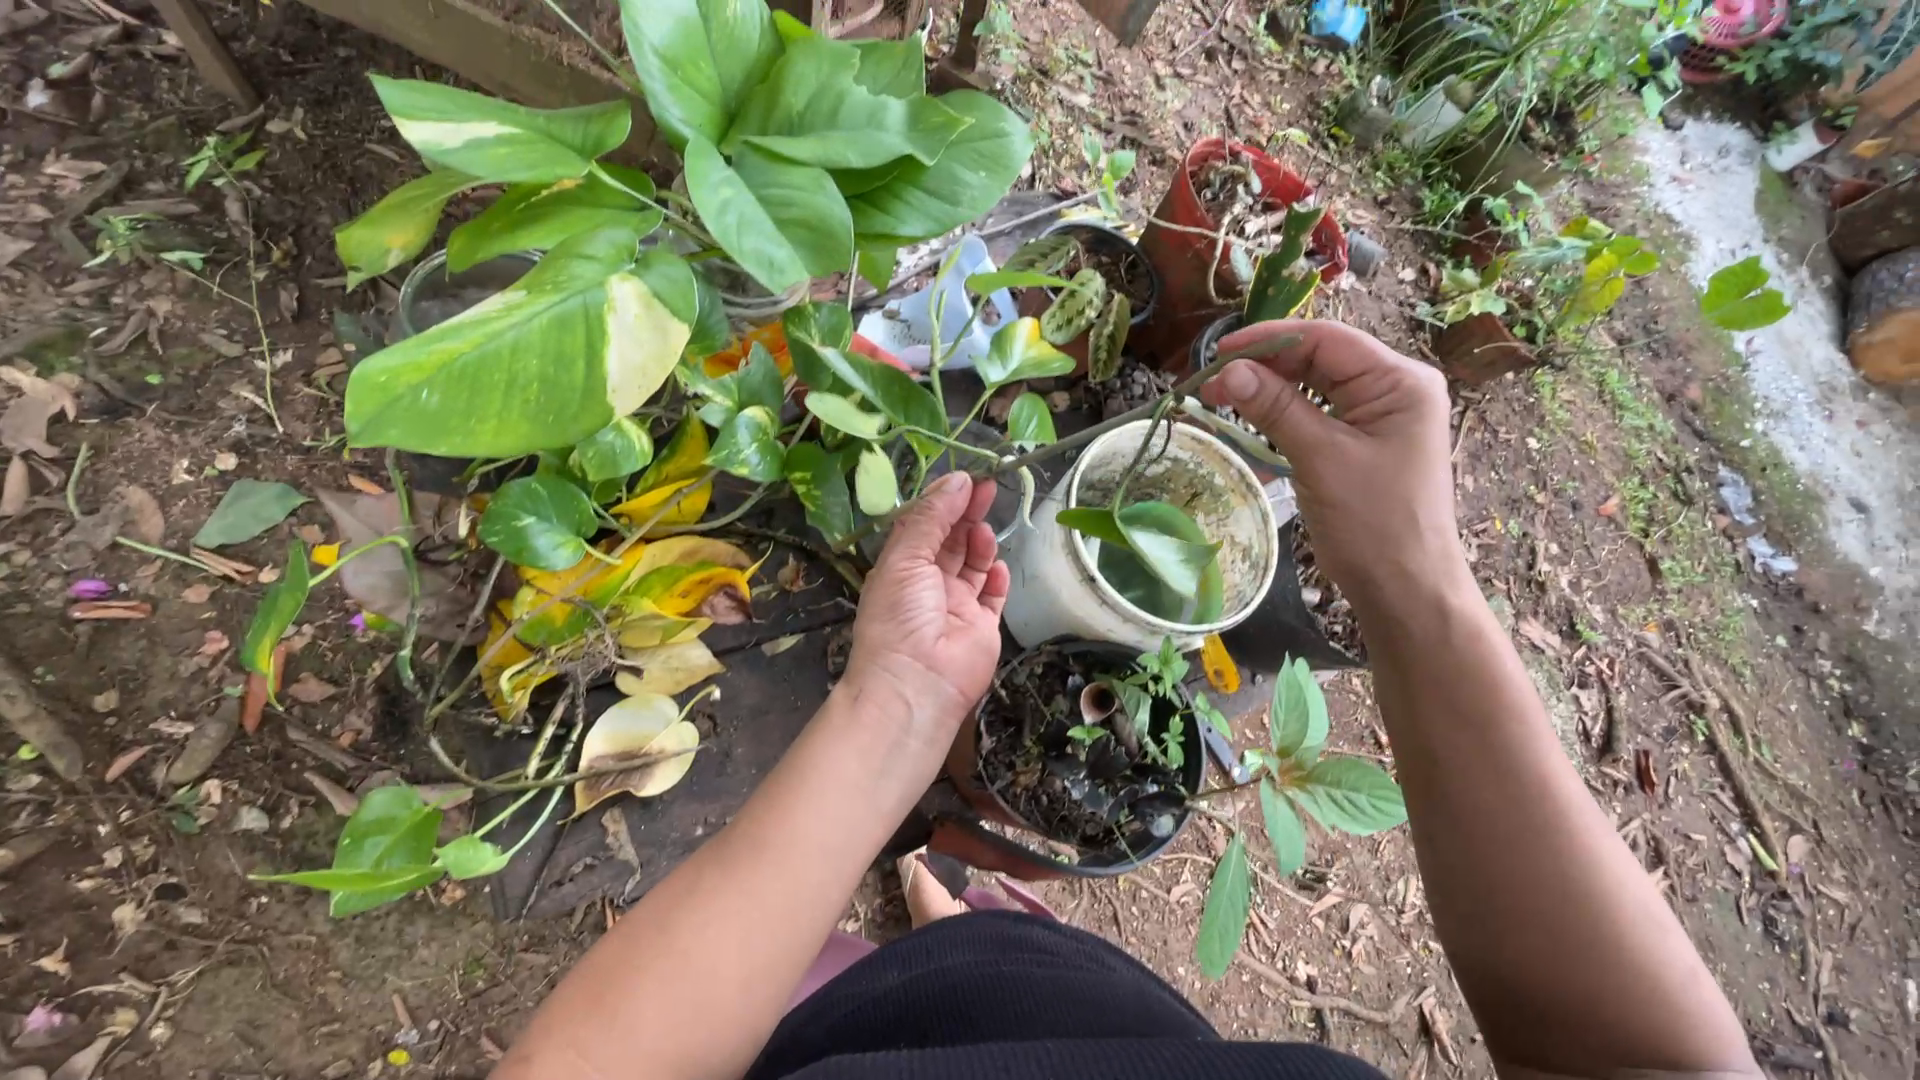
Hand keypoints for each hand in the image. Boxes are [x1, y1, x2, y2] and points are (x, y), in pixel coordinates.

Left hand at [842, 472, 1008, 739]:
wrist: (916, 684)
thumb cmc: (900, 616)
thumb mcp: (905, 557)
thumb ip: (931, 518)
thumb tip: (957, 481)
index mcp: (901, 568)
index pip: (924, 526)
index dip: (945, 502)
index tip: (968, 478)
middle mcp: (927, 585)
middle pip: (951, 541)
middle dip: (968, 514)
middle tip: (989, 488)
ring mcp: (956, 607)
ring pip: (973, 565)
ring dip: (980, 543)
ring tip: (985, 530)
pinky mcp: (982, 628)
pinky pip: (992, 596)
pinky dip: (996, 578)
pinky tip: (997, 566)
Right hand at [1200, 319, 1462, 609]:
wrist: (1404, 588)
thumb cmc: (1373, 523)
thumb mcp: (1321, 458)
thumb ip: (1276, 408)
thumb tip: (1227, 371)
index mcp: (1400, 381)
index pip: (1325, 339)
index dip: (1268, 339)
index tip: (1218, 353)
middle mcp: (1393, 388)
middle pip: (1318, 359)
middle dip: (1263, 367)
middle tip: (1211, 384)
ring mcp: (1377, 416)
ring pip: (1312, 387)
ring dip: (1268, 392)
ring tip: (1222, 400)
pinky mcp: (1360, 442)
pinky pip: (1315, 415)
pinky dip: (1281, 417)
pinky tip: (1251, 422)